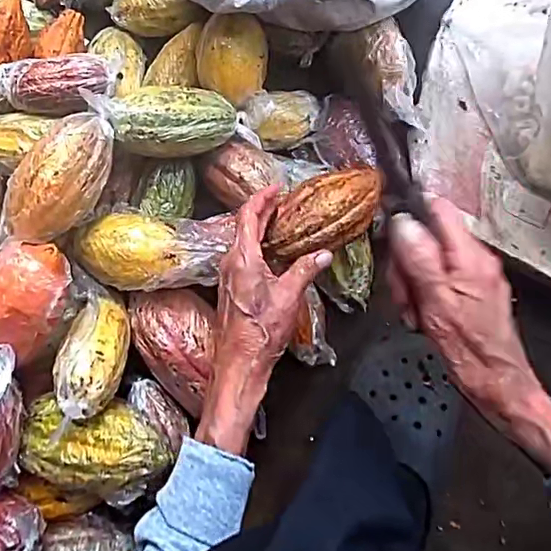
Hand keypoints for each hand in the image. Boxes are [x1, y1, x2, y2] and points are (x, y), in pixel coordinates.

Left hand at [198, 184, 331, 455]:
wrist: (239, 361)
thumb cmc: (261, 331)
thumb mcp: (289, 296)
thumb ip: (305, 270)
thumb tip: (322, 253)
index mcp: (242, 257)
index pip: (247, 215)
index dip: (261, 198)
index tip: (275, 188)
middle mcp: (230, 262)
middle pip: (243, 225)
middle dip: (262, 210)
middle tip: (280, 201)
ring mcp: (228, 275)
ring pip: (242, 241)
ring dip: (258, 228)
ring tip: (278, 221)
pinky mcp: (231, 287)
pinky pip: (242, 255)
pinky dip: (256, 244)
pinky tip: (271, 252)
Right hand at [386, 197, 550, 474]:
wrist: (499, 387)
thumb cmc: (470, 351)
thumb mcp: (436, 303)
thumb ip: (418, 259)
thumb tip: (402, 222)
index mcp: (469, 256)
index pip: (439, 208)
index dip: (411, 211)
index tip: (390, 229)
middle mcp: (476, 259)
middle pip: (427, 235)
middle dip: (405, 261)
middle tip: (403, 292)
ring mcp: (475, 274)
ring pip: (427, 258)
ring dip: (410, 281)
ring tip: (414, 310)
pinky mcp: (472, 290)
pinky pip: (437, 277)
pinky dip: (422, 293)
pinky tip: (422, 315)